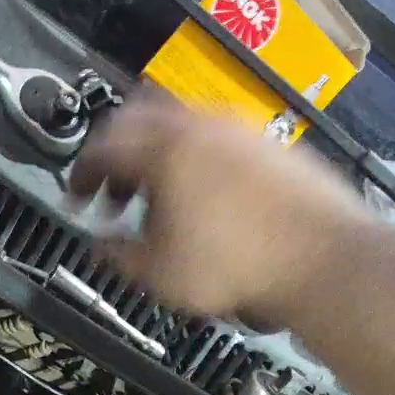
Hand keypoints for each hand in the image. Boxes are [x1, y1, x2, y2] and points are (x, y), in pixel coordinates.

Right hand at [68, 98, 381, 324]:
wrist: (320, 260)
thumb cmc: (234, 266)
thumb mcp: (157, 273)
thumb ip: (117, 254)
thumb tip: (98, 245)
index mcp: (164, 150)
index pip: (102, 146)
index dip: (80, 174)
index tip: (75, 197)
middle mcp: (199, 126)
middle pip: (137, 120)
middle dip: (115, 156)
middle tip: (109, 193)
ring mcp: (238, 129)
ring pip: (178, 126)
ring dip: (154, 157)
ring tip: (154, 201)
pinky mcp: (267, 144)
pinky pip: (213, 139)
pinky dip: (190, 161)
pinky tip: (197, 201)